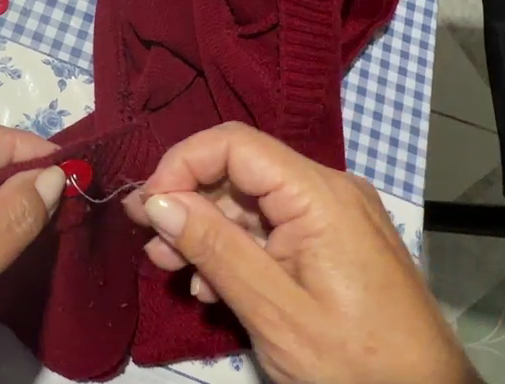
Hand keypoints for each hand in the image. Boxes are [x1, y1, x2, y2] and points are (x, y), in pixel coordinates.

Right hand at [125, 123, 476, 383]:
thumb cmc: (355, 364)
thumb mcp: (274, 312)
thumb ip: (215, 249)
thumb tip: (157, 202)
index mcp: (317, 193)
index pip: (234, 144)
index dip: (182, 165)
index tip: (149, 208)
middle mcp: (326, 189)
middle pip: (240, 171)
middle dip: (189, 202)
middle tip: (148, 242)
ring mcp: (333, 214)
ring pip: (252, 201)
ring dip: (207, 231)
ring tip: (171, 269)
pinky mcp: (334, 241)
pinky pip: (273, 227)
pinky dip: (238, 250)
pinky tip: (212, 285)